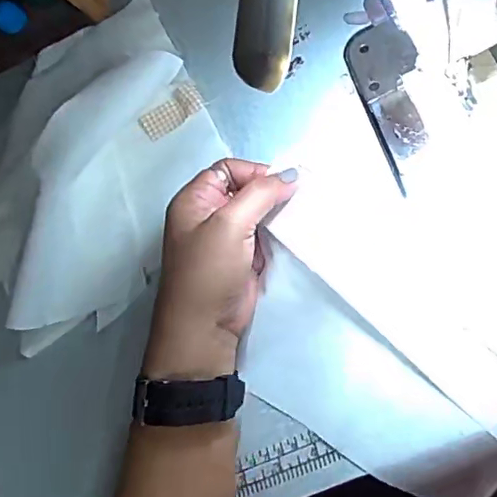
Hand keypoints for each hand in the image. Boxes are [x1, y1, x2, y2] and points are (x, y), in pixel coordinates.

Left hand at [142, 159, 297, 380]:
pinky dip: (281, 231)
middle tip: (298, 199)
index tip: (282, 186)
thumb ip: (261, 194)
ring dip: (279, 213)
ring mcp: (228, 236)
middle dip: (272, 192)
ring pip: (259, 212)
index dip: (256, 172)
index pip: (229, 169)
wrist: (205, 326)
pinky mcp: (245, 255)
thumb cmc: (209, 272)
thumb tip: (291, 175)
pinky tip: (297, 232)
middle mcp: (209, 214)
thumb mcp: (231, 224)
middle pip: (247, 189)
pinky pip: (266, 234)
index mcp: (195, 200)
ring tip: (301, 214)